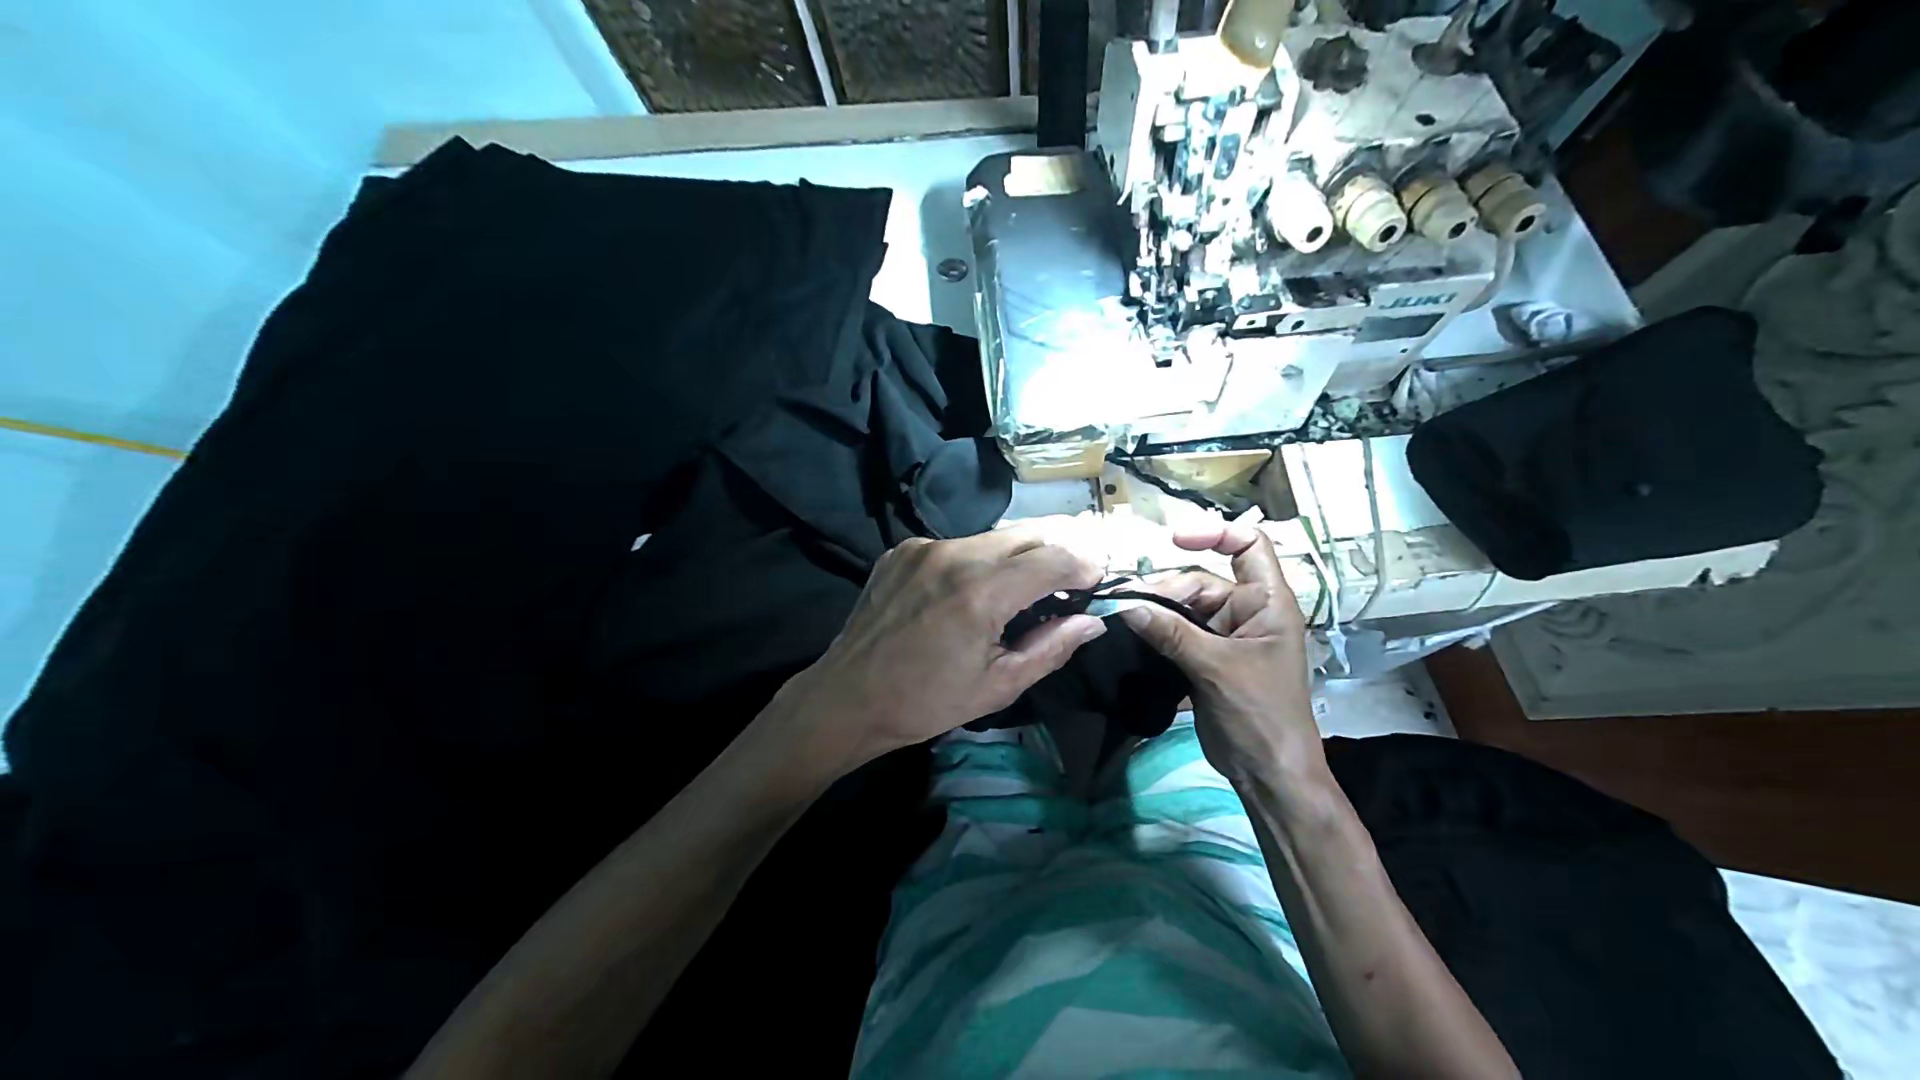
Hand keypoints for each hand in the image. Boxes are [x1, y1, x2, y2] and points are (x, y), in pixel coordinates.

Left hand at [777, 521, 1107, 770]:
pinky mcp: (902, 549)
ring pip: (991, 537)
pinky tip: (971, 591)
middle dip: (1056, 552)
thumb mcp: (999, 685)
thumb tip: (1092, 621)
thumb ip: (1052, 647)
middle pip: (1027, 533)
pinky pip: (956, 545)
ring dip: (1017, 556)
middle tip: (1068, 581)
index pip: (1054, 558)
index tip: (1098, 580)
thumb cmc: (926, 701)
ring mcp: (923, 547)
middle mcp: (954, 554)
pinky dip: (977, 560)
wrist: (847, 697)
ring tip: (1023, 589)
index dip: (1085, 566)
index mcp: (981, 592)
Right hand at [1119, 523, 1320, 783]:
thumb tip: (1125, 604)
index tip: (1173, 540)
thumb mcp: (1216, 667)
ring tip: (1124, 617)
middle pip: (1200, 579)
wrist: (1267, 770)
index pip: (1248, 545)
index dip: (1215, 532)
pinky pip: (1175, 630)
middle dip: (1166, 590)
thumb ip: (1171, 633)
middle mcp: (1246, 610)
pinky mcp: (1205, 656)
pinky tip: (1132, 632)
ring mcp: (1224, 634)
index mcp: (1267, 601)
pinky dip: (1155, 629)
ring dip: (1155, 611)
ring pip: (1182, 607)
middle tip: (1129, 606)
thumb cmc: (1260, 712)